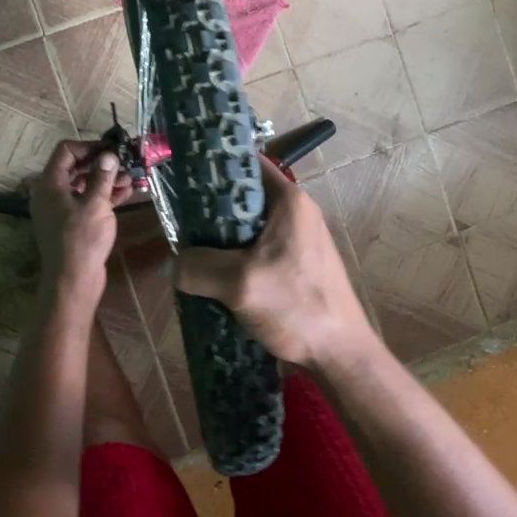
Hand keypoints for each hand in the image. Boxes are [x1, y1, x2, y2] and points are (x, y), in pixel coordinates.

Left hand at [29, 140, 133, 292]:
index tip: (113, 149)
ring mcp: (60, 209)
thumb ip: (102, 176)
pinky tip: (126, 193)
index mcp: (50, 184)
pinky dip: (104, 195)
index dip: (90, 146)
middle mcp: (51, 193)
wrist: (72, 281)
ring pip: (83, 185)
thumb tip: (109, 155)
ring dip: (106, 179)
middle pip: (75, 167)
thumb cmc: (82, 239)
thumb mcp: (96, 204)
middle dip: (102, 163)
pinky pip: (86, 201)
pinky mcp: (71, 223)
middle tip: (127, 162)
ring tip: (132, 177)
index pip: (66, 151)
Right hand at [173, 159, 377, 370]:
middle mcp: (297, 212)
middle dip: (212, 210)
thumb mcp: (238, 285)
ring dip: (222, 240)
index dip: (215, 165)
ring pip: (249, 228)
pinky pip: (258, 251)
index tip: (185, 179)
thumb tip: (176, 265)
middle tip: (182, 226)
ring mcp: (299, 240)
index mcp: (289, 201)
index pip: (247, 162)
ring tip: (194, 256)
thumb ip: (198, 268)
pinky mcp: (297, 265)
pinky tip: (218, 280)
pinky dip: (237, 259)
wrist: (340, 354)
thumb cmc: (297, 307)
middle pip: (244, 196)